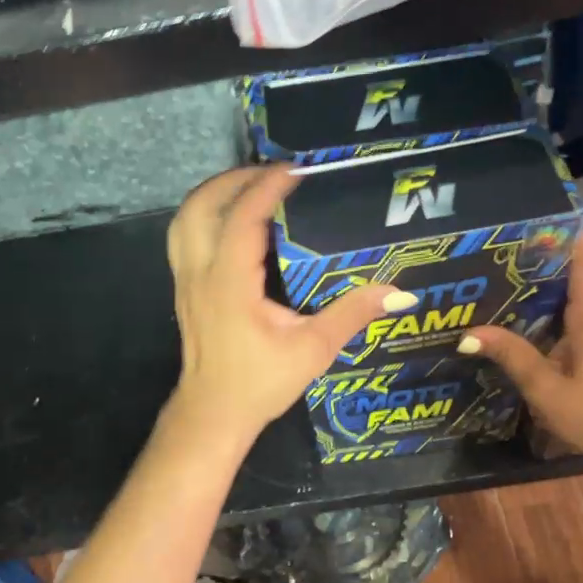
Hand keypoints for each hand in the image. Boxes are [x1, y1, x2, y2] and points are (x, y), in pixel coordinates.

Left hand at [166, 166, 405, 443]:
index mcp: (229, 283)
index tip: (297, 169)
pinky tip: (233, 221)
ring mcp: (185, 280)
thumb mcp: (313, 350)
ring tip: (250, 186)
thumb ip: (352, 314)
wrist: (213, 414)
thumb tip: (398, 292)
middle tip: (272, 171)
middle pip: (201, 205)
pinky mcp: (184, 289)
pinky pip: (184, 236)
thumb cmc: (260, 383)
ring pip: (184, 219)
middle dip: (234, 179)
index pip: (243, 217)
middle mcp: (200, 273)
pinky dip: (205, 215)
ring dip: (214, 194)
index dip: (267, 186)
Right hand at [456, 237, 582, 473]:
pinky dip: (555, 314)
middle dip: (539, 265)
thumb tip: (468, 333)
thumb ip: (510, 355)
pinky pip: (581, 316)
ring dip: (545, 293)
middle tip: (495, 260)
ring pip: (577, 297)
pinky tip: (526, 326)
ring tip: (502, 288)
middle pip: (575, 274)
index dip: (559, 235)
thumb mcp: (544, 386)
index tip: (525, 227)